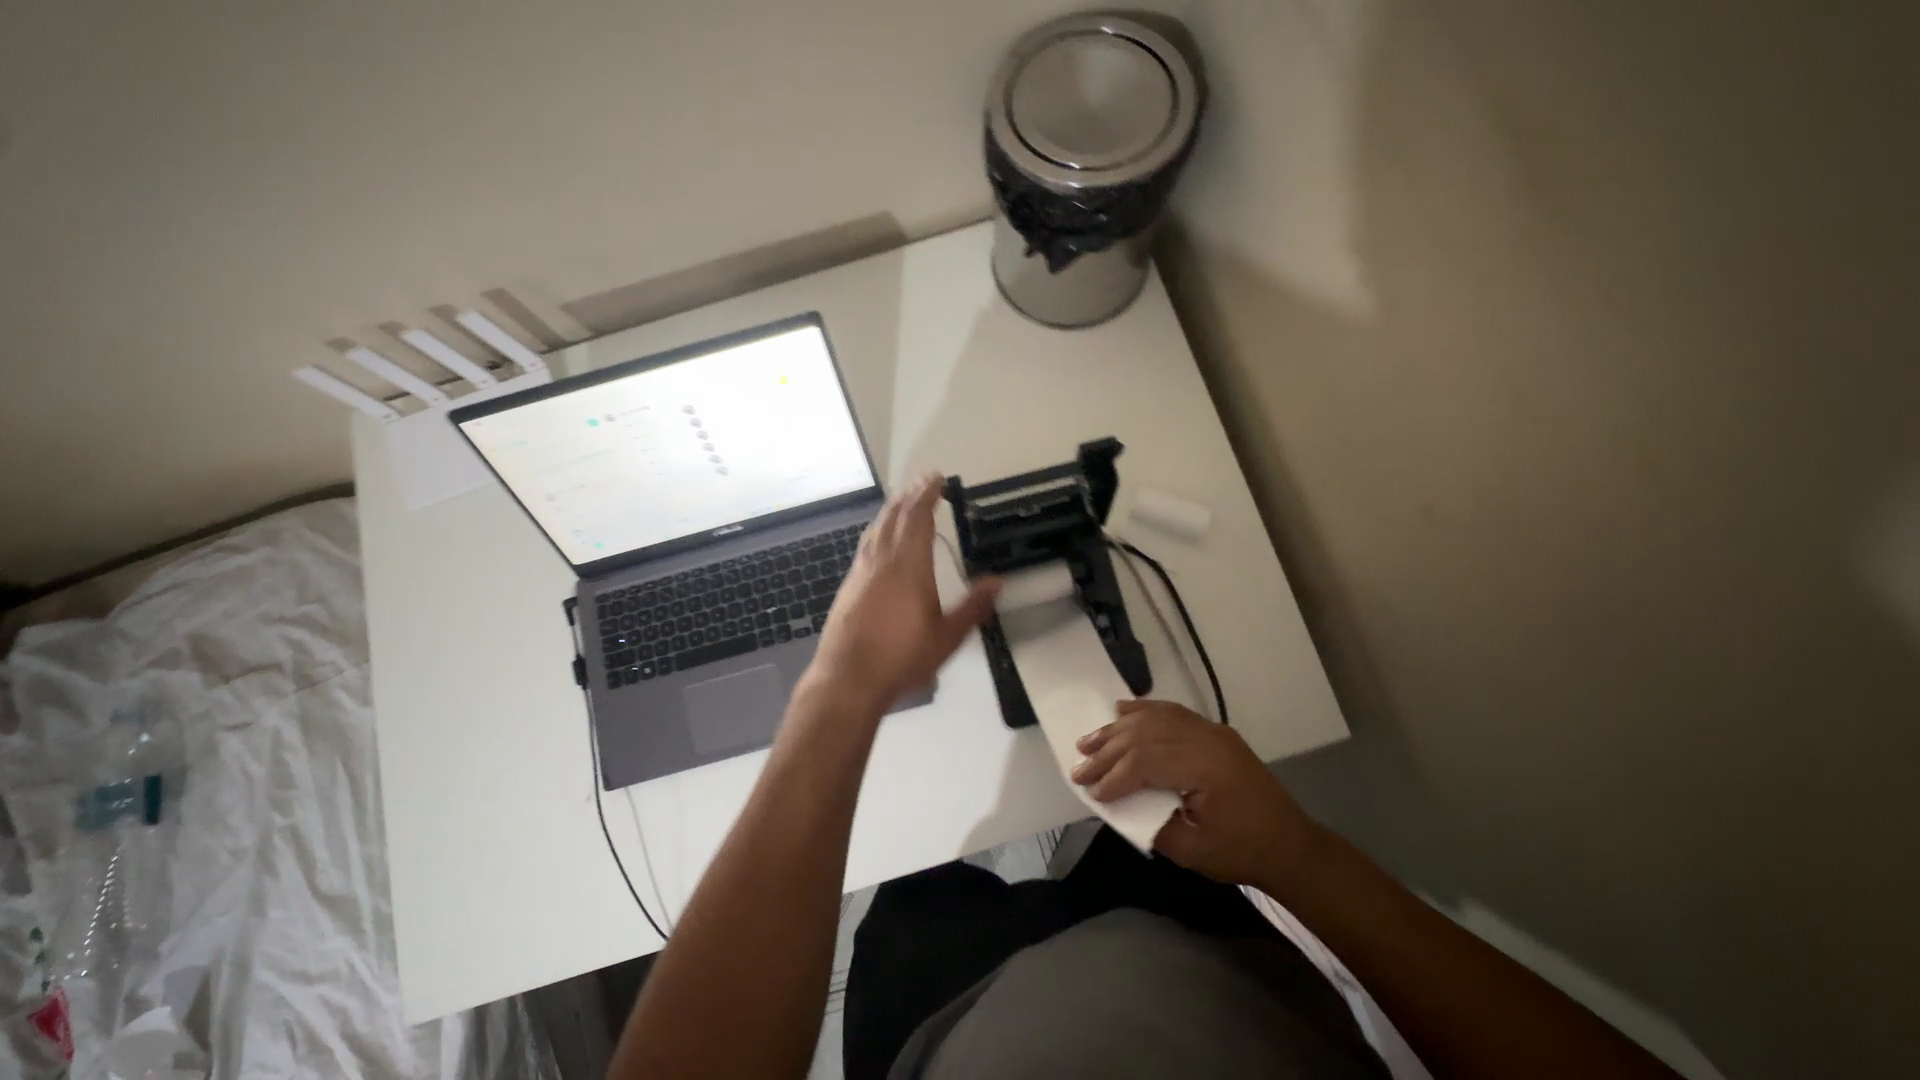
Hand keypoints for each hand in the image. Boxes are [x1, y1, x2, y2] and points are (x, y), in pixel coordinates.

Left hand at [804, 472, 999, 712]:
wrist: (848, 678)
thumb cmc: (901, 658)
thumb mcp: (947, 638)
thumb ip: (972, 608)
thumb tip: (996, 582)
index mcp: (909, 567)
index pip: (918, 519)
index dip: (927, 495)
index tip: (937, 478)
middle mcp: (882, 561)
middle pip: (895, 517)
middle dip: (910, 495)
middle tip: (923, 481)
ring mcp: (861, 572)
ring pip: (876, 529)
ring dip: (891, 510)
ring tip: (902, 500)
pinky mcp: (849, 586)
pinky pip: (866, 545)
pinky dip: (877, 530)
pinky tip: (878, 538)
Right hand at [1072, 700, 1320, 891]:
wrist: (1289, 846)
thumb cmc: (1241, 853)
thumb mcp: (1191, 851)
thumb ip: (1151, 824)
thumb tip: (1117, 805)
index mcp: (1204, 768)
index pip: (1145, 762)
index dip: (1113, 777)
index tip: (1092, 793)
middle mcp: (1207, 740)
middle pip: (1145, 736)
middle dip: (1108, 752)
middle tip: (1079, 769)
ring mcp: (1212, 732)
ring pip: (1155, 719)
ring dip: (1119, 729)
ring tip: (1089, 741)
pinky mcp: (1215, 733)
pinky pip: (1174, 713)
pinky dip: (1145, 711)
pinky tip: (1122, 710)